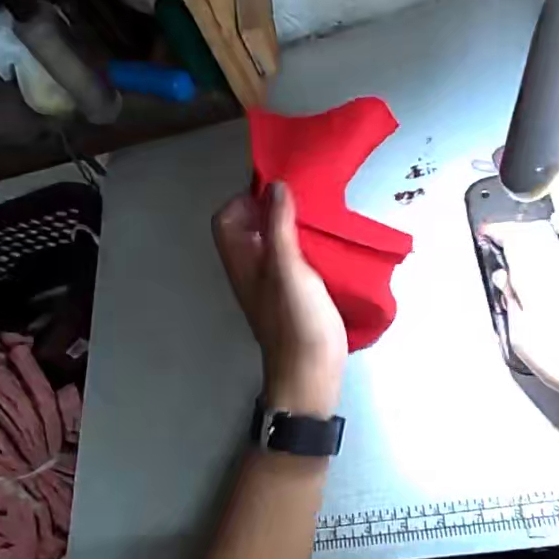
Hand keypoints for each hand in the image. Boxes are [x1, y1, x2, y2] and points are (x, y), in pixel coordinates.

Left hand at [214, 183, 346, 416]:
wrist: (311, 372)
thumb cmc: (296, 321)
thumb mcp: (288, 269)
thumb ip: (280, 227)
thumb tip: (276, 186)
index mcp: (241, 261)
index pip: (228, 217)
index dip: (247, 198)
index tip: (279, 189)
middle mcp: (252, 269)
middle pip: (252, 228)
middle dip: (274, 209)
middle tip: (306, 198)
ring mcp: (274, 284)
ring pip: (276, 244)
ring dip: (294, 228)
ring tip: (321, 217)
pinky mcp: (297, 295)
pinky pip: (295, 261)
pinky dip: (308, 248)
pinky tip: (330, 245)